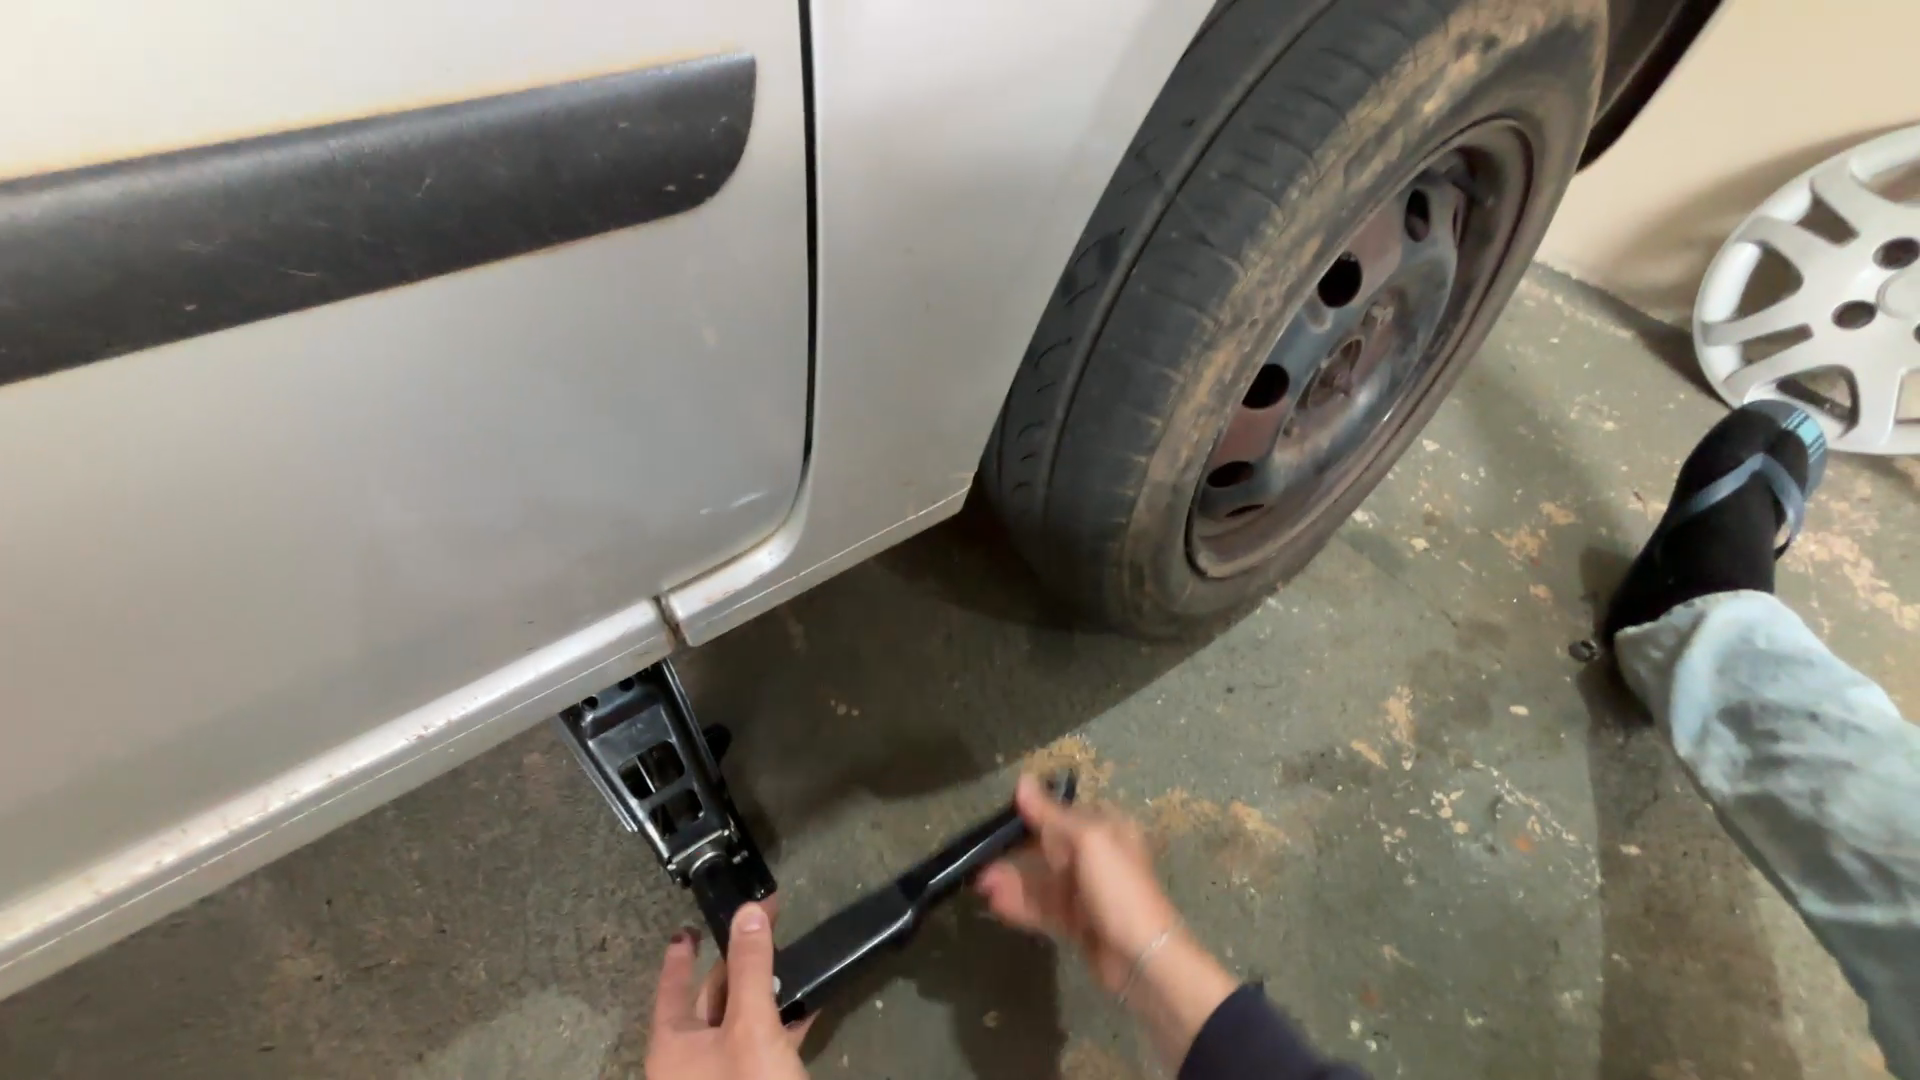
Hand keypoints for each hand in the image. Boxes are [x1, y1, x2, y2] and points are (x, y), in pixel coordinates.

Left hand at [645, 903, 811, 1079]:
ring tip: (788, 958)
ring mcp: (717, 1079)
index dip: (682, 953)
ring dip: (762, 991)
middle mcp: (688, 1062)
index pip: (674, 985)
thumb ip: (751, 966)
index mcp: (674, 1044)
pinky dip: (778, 1024)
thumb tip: (748, 911)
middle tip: (762, 925)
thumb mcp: (752, 1025)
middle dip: (736, 963)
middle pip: (709, 999)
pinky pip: (758, 1046)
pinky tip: (806, 1008)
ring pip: (737, 1022)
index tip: (688, 928)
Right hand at [974, 775, 1183, 995]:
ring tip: (980, 884)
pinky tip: (996, 904)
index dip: (1030, 815)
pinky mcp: (1077, 923)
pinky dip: (1020, 904)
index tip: (997, 819)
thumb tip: (1023, 780)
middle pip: (1048, 847)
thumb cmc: (1119, 888)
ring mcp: (1086, 891)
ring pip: (1042, 880)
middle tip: (980, 857)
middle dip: (1014, 852)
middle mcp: (1097, 856)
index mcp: (1107, 829)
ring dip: (1011, 880)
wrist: (1144, 959)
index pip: (1062, 814)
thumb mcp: (1088, 840)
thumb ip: (1051, 813)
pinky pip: (1043, 907)